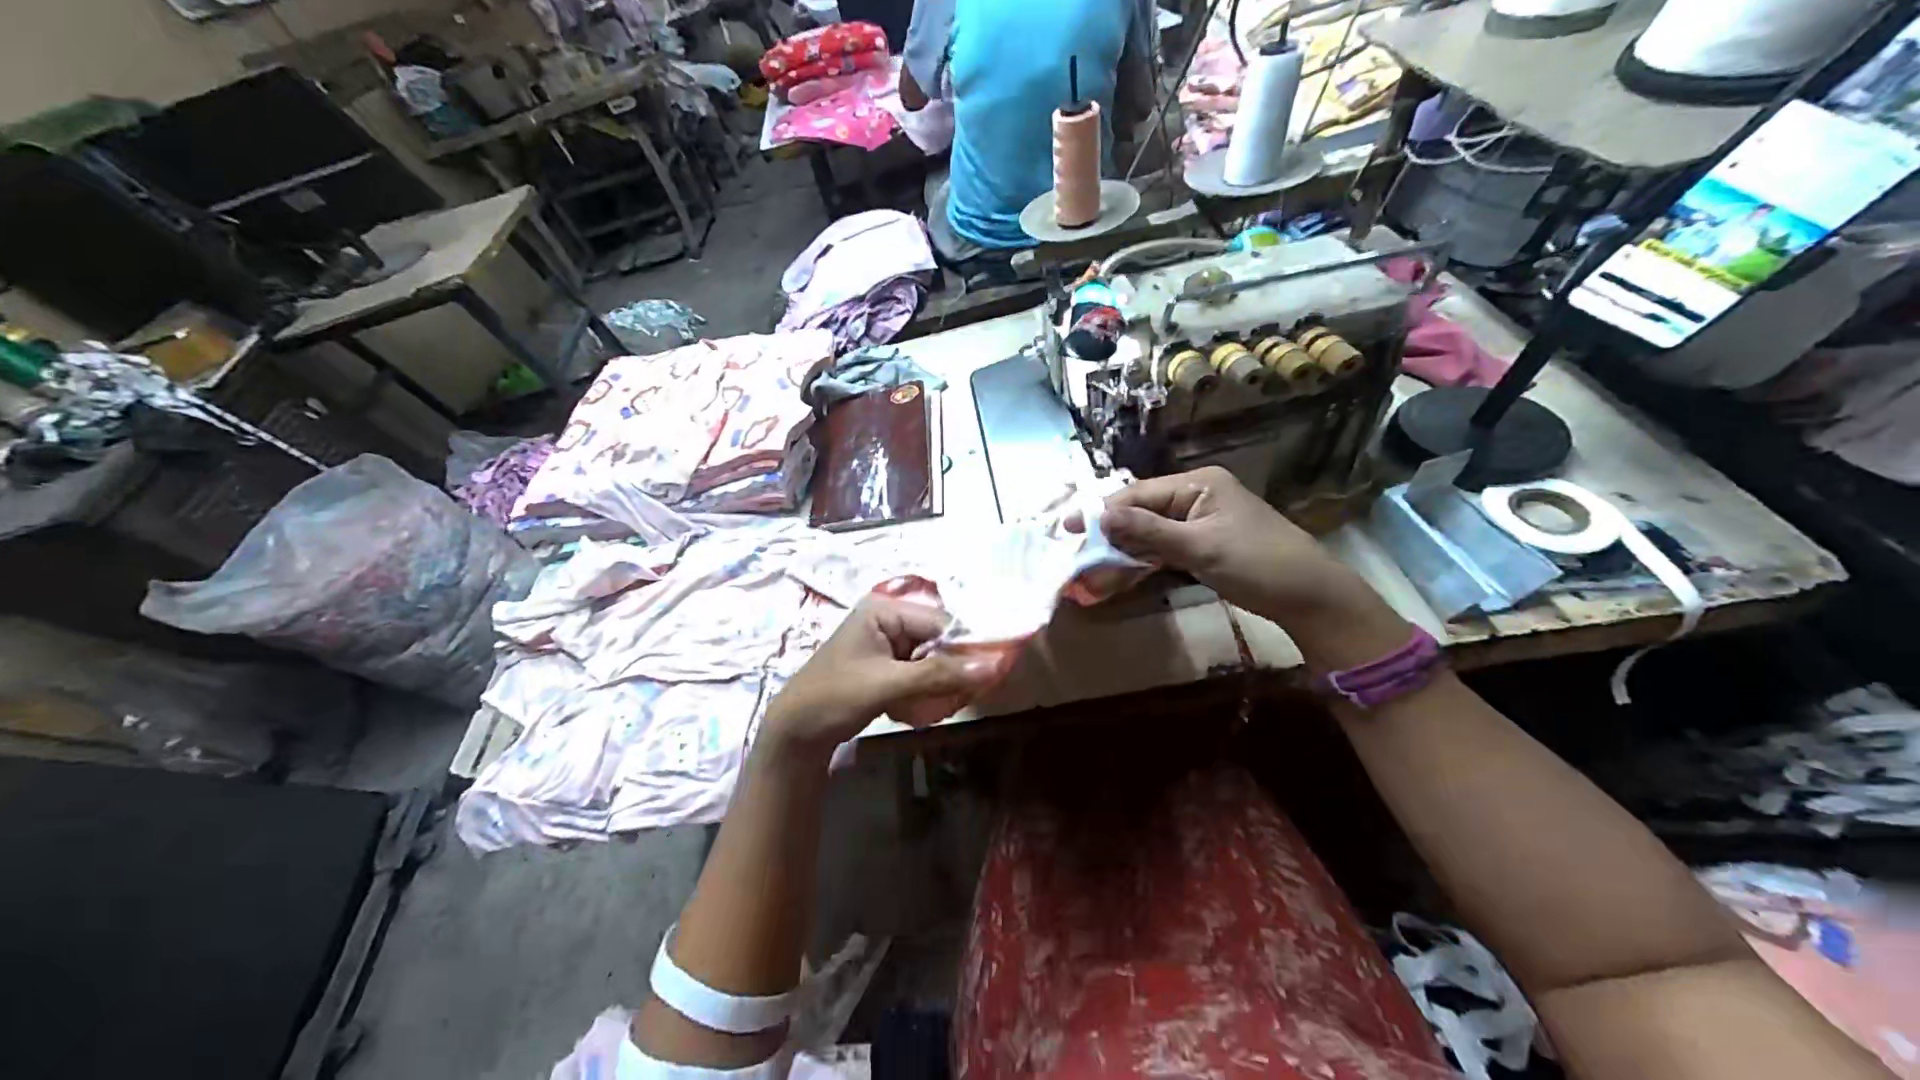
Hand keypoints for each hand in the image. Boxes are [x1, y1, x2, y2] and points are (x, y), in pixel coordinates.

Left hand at [761, 595, 998, 757]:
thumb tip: (993, 667)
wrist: (794, 732)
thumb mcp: (889, 684)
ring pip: (931, 658)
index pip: (941, 623)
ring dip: (940, 682)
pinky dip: (926, 689)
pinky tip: (925, 708)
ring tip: (943, 705)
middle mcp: (887, 619)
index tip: (990, 676)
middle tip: (964, 696)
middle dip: (952, 668)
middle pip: (937, 639)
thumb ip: (939, 674)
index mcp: (884, 610)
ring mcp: (885, 642)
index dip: (966, 648)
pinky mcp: (884, 665)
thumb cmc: (835, 697)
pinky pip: (919, 672)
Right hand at [1088, 467, 1411, 668]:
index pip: (1138, 495)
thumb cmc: (1258, 564)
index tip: (1067, 528)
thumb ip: (1148, 532)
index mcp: (1198, 484)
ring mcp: (1201, 520)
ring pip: (1150, 531)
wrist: (1310, 596)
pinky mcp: (1204, 543)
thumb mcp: (1200, 547)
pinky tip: (1121, 570)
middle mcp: (1196, 495)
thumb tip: (1099, 516)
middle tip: (1076, 552)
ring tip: (1091, 566)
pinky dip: (1143, 558)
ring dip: (1123, 548)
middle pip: (1141, 510)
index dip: (1102, 512)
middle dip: (1109, 532)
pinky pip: (1164, 546)